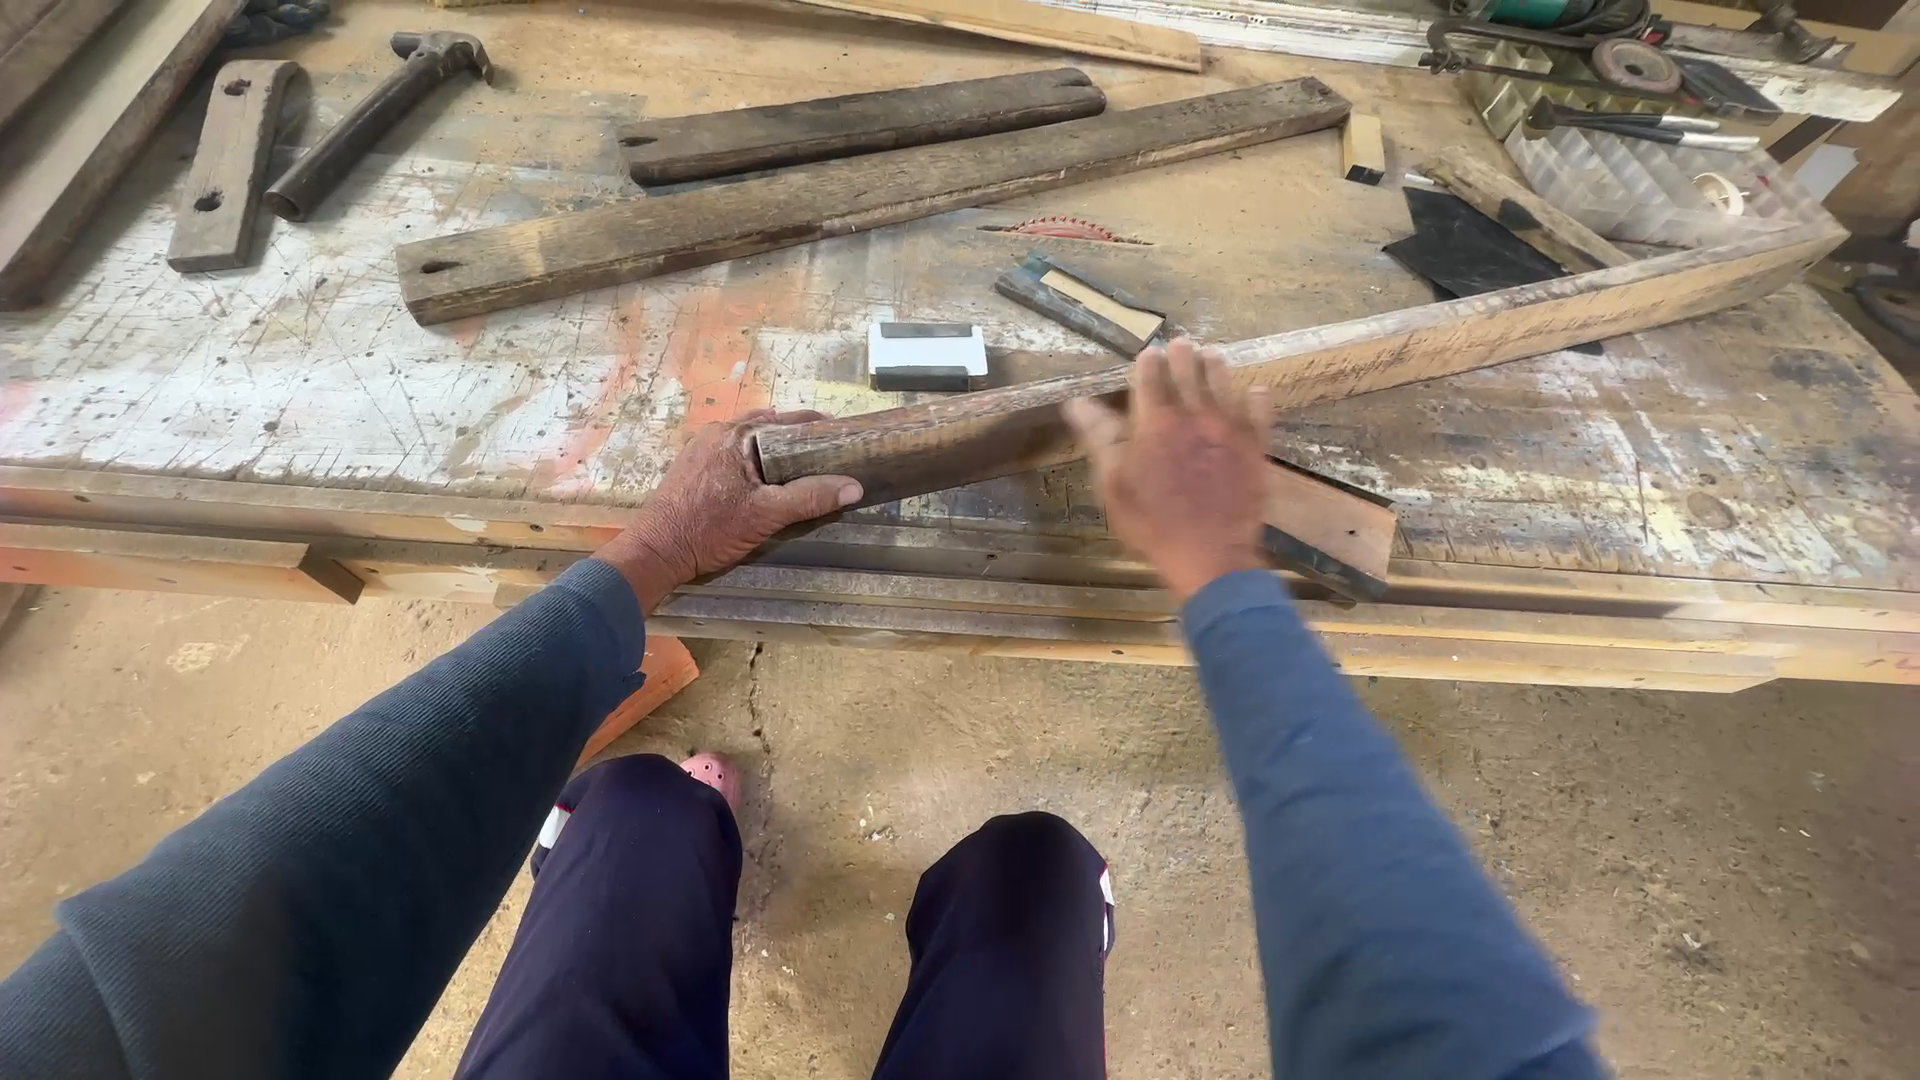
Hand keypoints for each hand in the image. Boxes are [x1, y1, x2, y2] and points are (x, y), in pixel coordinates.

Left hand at [596, 409, 861, 610]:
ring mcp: (703, 449)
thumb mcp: (767, 514)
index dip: (818, 428)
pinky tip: (770, 482)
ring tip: (806, 470)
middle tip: (829, 457)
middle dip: (800, 440)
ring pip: (752, 442)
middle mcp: (718, 432)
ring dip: (778, 452)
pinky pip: (737, 455)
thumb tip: (855, 487)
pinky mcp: (695, 468)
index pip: (788, 420)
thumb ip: (811, 497)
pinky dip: (758, 462)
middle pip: (770, 428)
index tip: (843, 439)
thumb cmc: (709, 529)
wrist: (656, 553)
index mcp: (736, 434)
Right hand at [1063, 339, 1272, 602]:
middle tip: (1182, 344)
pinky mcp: (1256, 446)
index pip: (1151, 376)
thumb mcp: (1113, 483)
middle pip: (1189, 370)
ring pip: (1225, 382)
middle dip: (1183, 354)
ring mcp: (1230, 428)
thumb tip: (1077, 403)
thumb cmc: (1151, 522)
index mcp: (1155, 421)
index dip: (1148, 361)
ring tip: (1212, 354)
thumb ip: (1100, 438)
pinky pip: (1261, 412)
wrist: (1209, 553)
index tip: (1148, 353)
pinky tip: (1256, 392)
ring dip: (1216, 365)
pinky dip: (1257, 398)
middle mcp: (1195, 414)